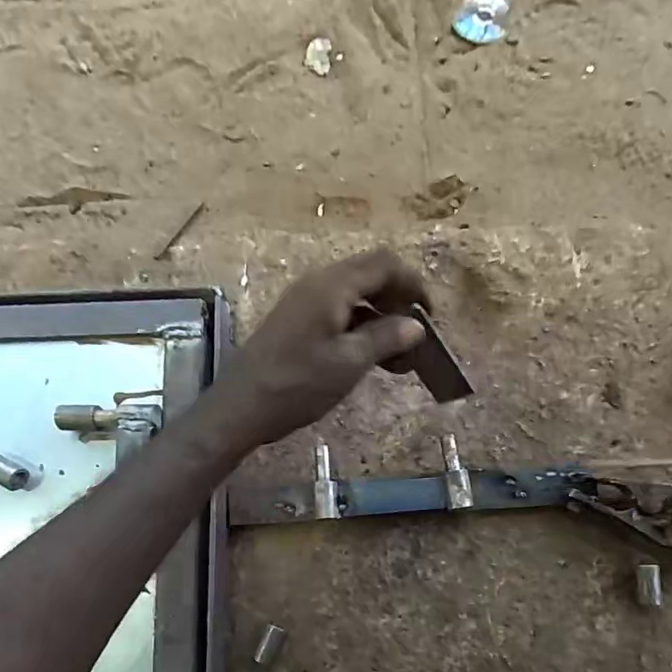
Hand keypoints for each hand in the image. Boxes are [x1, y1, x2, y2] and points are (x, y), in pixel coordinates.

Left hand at [213, 249, 429, 446]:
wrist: (241, 406)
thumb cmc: (298, 383)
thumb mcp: (350, 363)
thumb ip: (385, 338)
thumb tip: (415, 326)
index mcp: (333, 286)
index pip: (385, 264)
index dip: (414, 284)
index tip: (431, 316)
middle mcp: (319, 284)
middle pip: (371, 277)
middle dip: (400, 303)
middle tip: (418, 339)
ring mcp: (306, 303)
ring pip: (357, 298)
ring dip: (383, 321)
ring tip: (402, 359)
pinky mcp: (299, 322)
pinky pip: (341, 315)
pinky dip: (363, 331)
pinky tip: (375, 360)